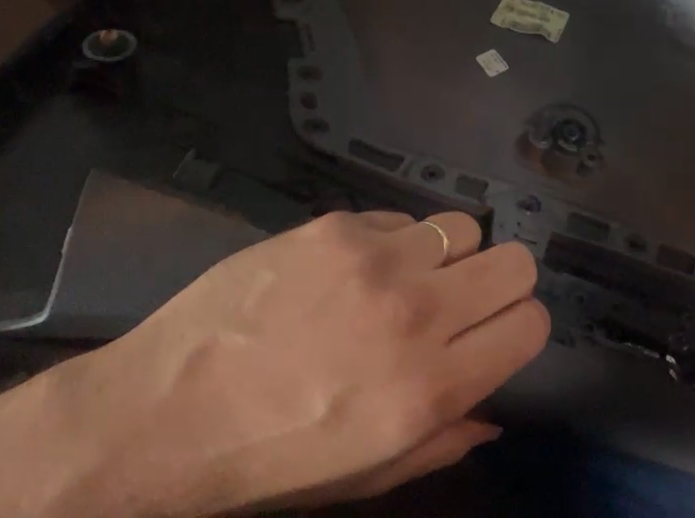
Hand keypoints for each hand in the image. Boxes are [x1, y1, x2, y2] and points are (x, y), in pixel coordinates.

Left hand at [52, 210, 548, 516]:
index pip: (531, 324)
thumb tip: (496, 415)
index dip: (518, 328)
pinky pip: (401, 219)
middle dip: (499, 283)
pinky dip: (392, 243)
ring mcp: (375, 262)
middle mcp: (415, 316)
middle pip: (516, 263)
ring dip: (446, 257)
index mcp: (429, 389)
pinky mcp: (335, 227)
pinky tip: (349, 272)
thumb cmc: (269, 462)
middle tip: (460, 302)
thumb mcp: (367, 475)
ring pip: (465, 228)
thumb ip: (444, 442)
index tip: (492, 336)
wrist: (163, 415)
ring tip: (403, 281)